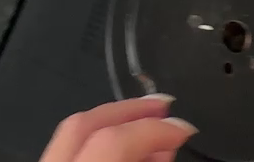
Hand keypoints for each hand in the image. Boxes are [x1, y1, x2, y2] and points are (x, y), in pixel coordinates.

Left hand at [41, 97, 195, 161]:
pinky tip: (123, 148)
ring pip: (74, 130)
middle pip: (86, 122)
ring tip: (150, 127)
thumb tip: (165, 147)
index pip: (114, 141)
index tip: (183, 127)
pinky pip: (69, 148)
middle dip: (129, 109)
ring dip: (115, 122)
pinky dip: (97, 141)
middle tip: (165, 105)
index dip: (154, 129)